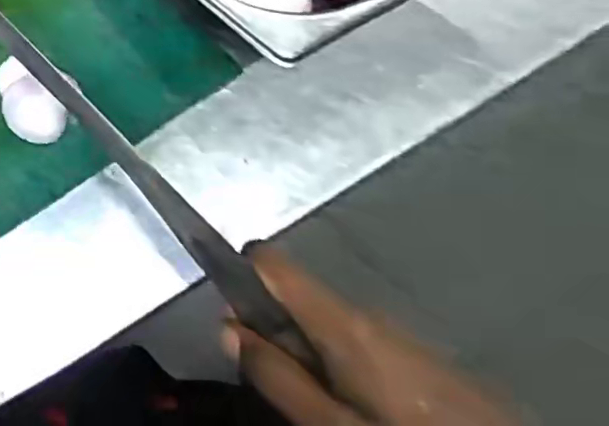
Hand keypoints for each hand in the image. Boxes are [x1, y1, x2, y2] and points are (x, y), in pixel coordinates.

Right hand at [229, 246, 517, 425]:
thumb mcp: (330, 423)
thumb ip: (274, 373)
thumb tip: (226, 329)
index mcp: (340, 321)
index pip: (267, 259)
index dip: (237, 270)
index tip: (232, 308)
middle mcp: (373, 315)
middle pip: (300, 299)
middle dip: (281, 329)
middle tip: (286, 378)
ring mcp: (411, 340)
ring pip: (336, 327)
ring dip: (319, 352)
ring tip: (333, 400)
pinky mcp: (440, 366)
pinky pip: (374, 349)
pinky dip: (356, 367)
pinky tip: (373, 407)